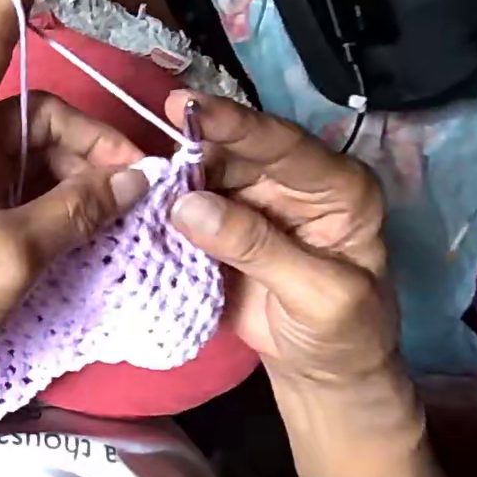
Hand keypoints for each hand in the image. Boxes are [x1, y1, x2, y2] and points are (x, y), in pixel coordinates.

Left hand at [0, 0, 147, 431]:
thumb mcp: (14, 252)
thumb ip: (79, 208)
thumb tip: (140, 178)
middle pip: (37, 114)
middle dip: (90, 142)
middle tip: (137, 185)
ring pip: (40, 152)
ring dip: (83, 175)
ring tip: (120, 210)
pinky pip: (29, 183)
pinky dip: (63, 196)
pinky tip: (94, 219)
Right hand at [166, 92, 398, 390]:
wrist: (321, 371)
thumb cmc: (342, 333)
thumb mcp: (317, 296)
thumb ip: (256, 247)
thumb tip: (186, 205)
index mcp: (336, 188)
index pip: (284, 146)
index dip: (234, 124)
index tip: (185, 105)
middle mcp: (292, 184)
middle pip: (235, 152)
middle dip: (191, 147)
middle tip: (146, 151)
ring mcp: (251, 203)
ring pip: (204, 175)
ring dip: (171, 178)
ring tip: (134, 179)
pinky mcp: (220, 226)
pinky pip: (187, 206)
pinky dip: (163, 205)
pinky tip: (137, 200)